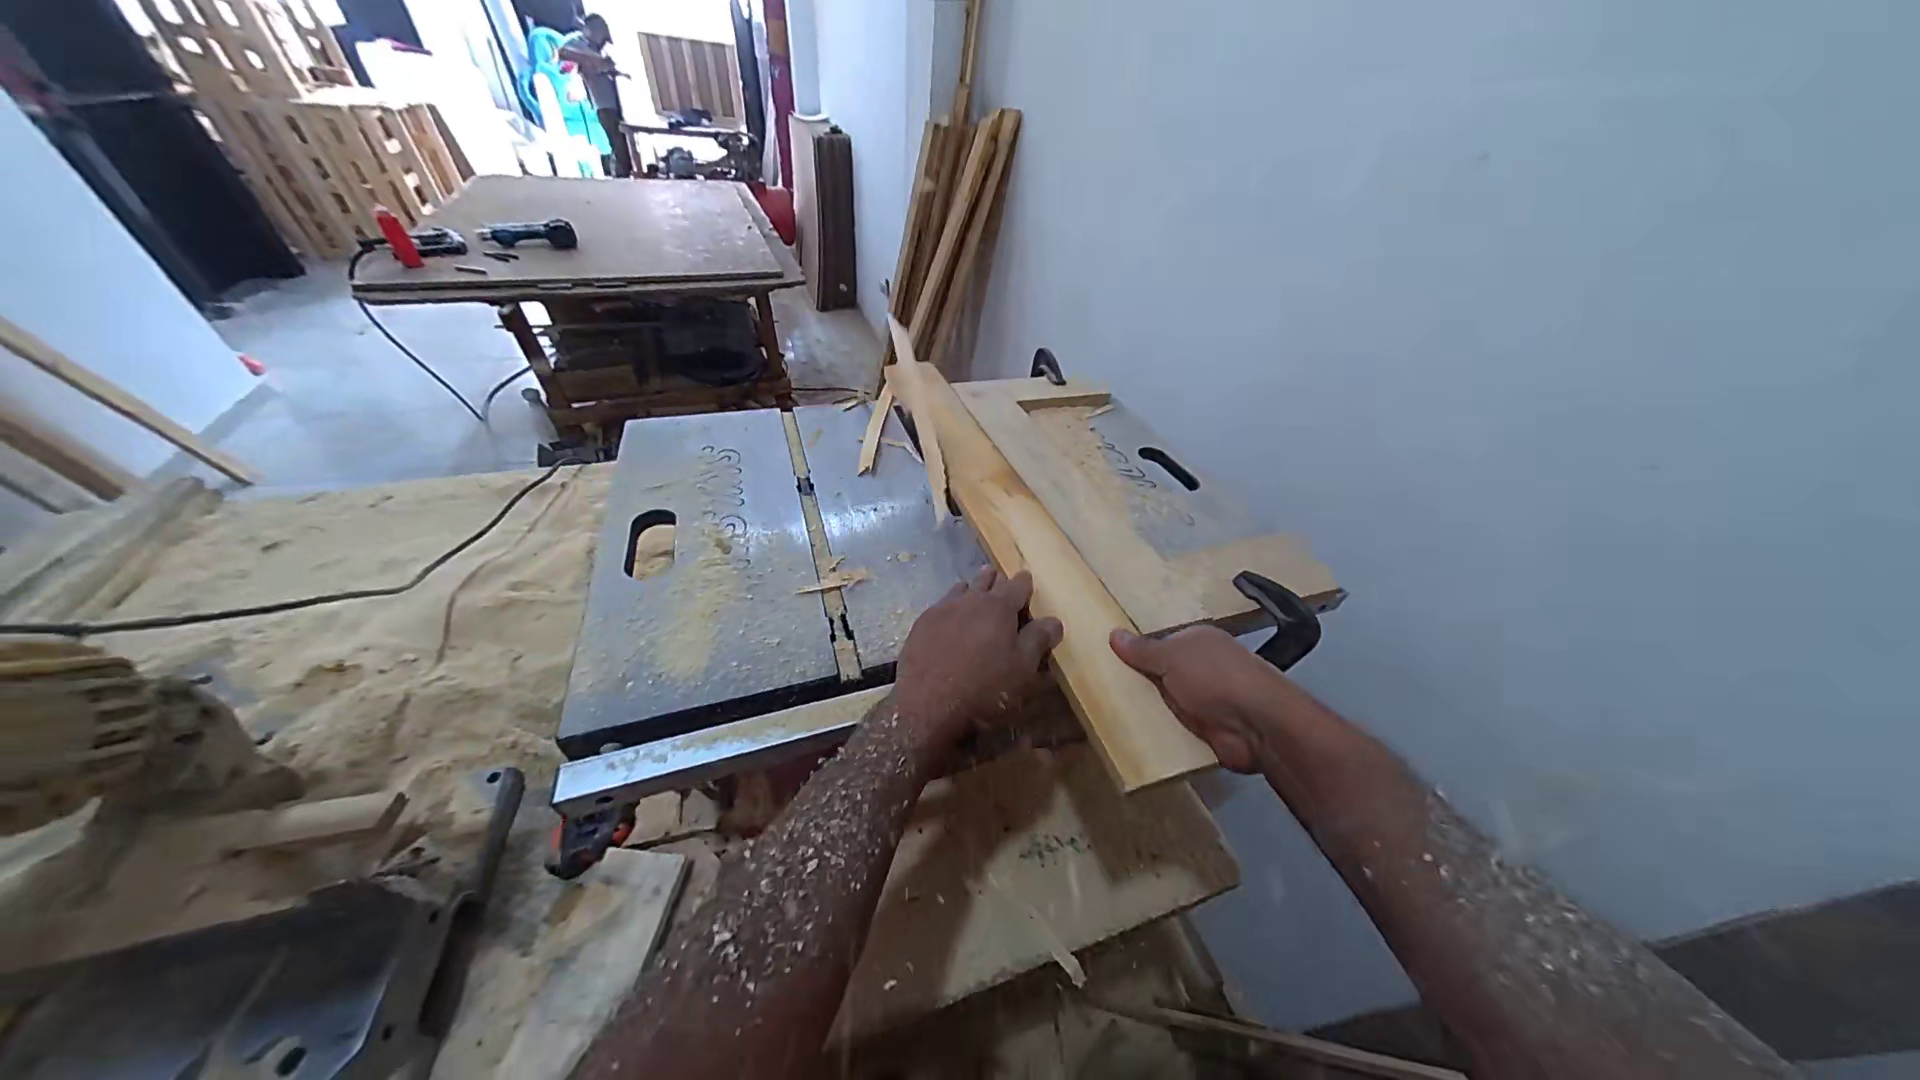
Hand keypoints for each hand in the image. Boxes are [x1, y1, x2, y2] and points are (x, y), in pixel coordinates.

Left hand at [894, 568, 1062, 742]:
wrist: (928, 705)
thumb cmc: (985, 689)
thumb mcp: (1023, 669)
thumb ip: (1038, 640)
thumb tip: (1053, 620)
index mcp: (999, 607)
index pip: (1018, 585)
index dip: (1025, 584)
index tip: (1028, 585)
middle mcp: (971, 600)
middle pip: (987, 580)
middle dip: (997, 581)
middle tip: (1001, 586)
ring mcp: (943, 609)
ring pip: (962, 589)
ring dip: (972, 590)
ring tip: (976, 597)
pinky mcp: (921, 624)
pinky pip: (941, 605)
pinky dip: (951, 606)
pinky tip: (950, 619)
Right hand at [1110, 626, 1276, 772]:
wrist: (1259, 726)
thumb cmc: (1215, 678)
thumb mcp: (1171, 657)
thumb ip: (1142, 650)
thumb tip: (1114, 633)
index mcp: (1199, 642)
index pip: (1161, 644)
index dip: (1138, 653)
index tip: (1110, 662)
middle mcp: (1204, 668)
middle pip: (1162, 674)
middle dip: (1140, 683)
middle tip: (1104, 689)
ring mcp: (1209, 700)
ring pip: (1167, 703)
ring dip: (1150, 710)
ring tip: (1112, 714)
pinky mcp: (1210, 730)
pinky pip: (1177, 728)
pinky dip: (1162, 732)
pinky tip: (1136, 735)